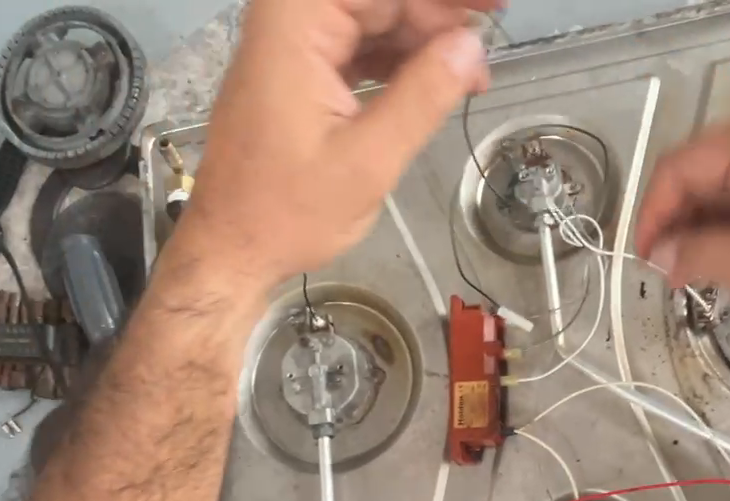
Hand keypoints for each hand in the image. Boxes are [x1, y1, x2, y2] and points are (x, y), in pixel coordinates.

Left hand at [168, 0, 493, 296]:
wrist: (232, 247)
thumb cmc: (290, 213)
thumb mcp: (368, 162)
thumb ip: (422, 98)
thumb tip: (472, 48)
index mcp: (298, 19)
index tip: (497, 5)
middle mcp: (291, 15)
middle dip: (438, 13)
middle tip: (495, 32)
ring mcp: (292, 41)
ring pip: (373, 16)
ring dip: (423, 38)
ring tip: (474, 72)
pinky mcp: (299, 70)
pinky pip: (358, 46)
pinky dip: (398, 60)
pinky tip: (435, 79)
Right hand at [633, 97, 729, 303]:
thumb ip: (711, 257)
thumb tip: (659, 259)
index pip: (678, 170)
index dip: (652, 217)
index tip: (646, 264)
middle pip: (697, 177)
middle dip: (679, 228)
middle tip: (675, 279)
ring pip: (722, 189)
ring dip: (706, 232)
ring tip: (704, 277)